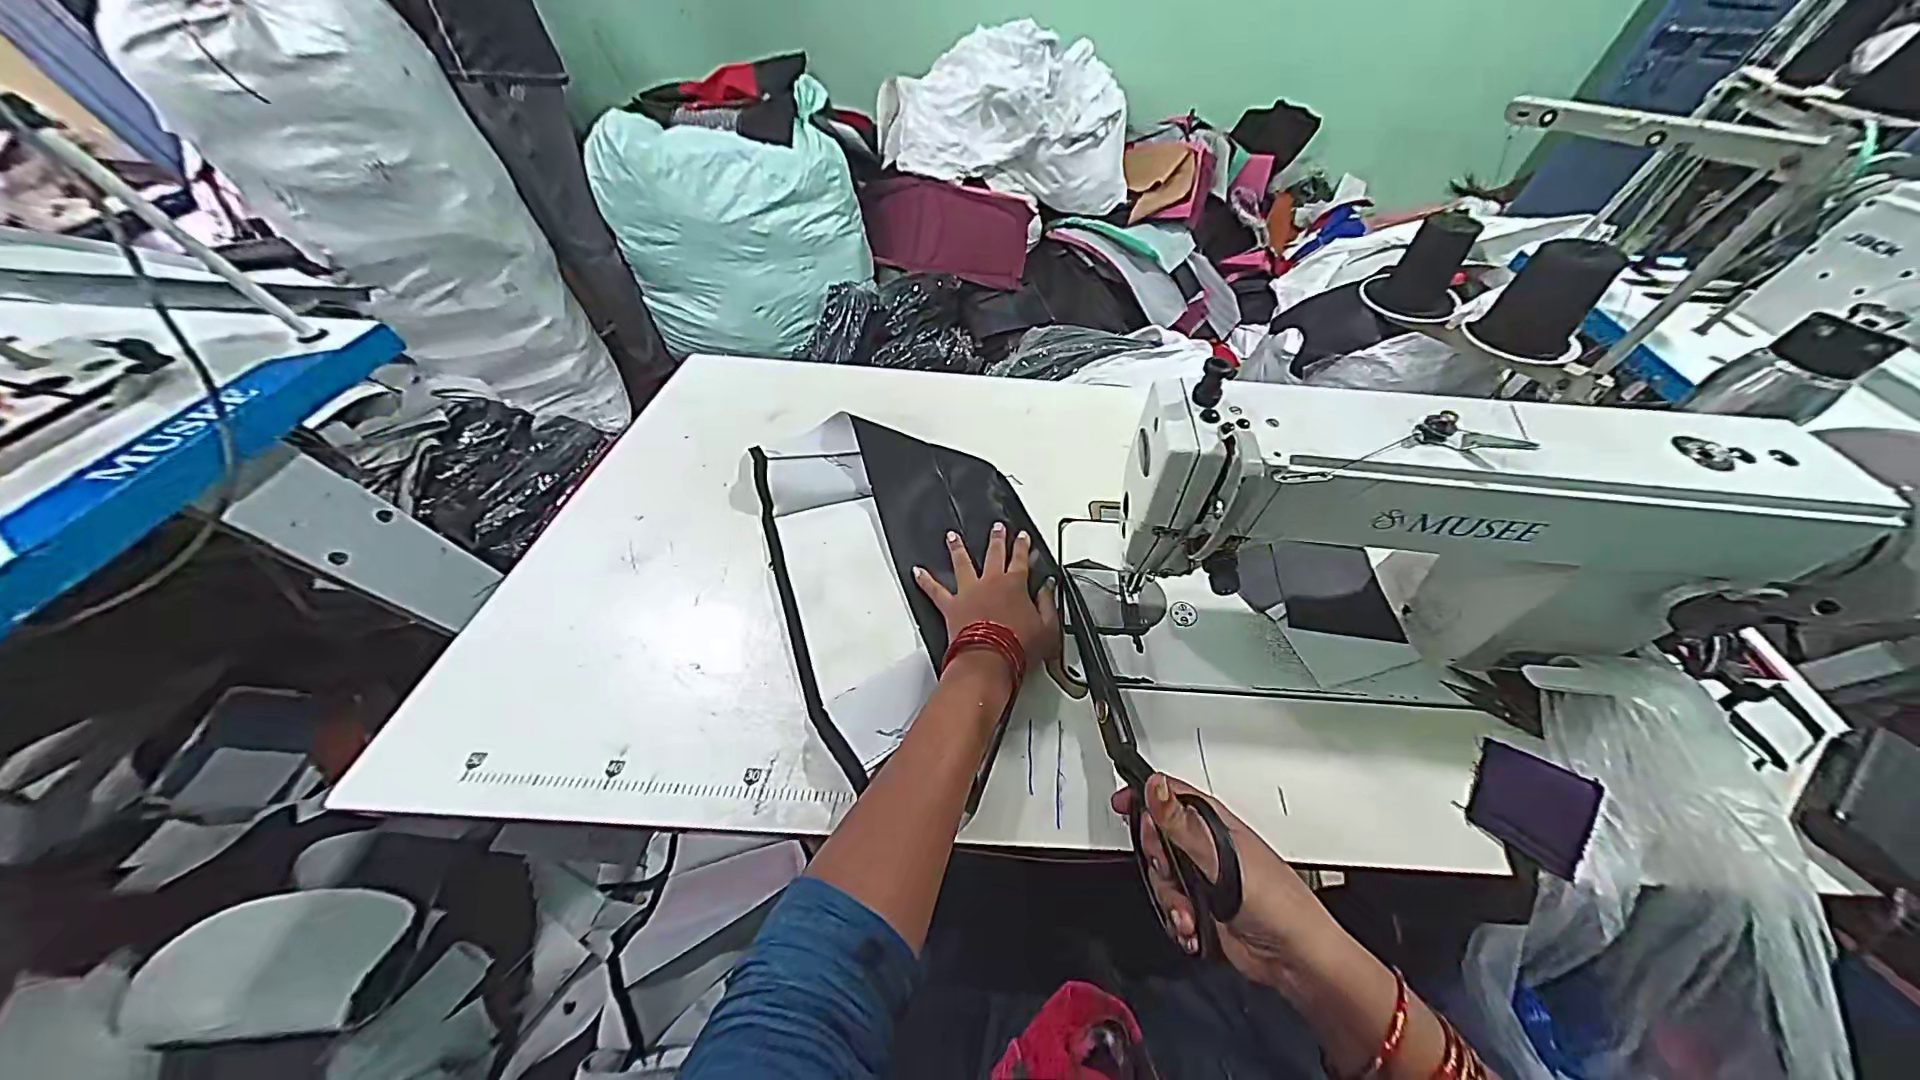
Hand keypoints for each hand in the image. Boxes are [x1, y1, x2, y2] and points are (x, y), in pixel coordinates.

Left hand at [914, 522, 1060, 675]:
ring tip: (953, 537)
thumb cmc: (1018, 646)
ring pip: (962, 563)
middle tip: (997, 528)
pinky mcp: (952, 606)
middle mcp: (991, 582)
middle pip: (994, 554)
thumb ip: (1048, 603)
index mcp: (1015, 585)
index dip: (1023, 546)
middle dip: (996, 539)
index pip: (1021, 559)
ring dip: (958, 548)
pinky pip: (935, 590)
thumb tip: (1048, 588)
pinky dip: (925, 581)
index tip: (1023, 537)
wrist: (990, 658)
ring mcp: (969, 592)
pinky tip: (917, 572)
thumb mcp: (1048, 626)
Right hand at [1112, 774, 1344, 988]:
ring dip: (1169, 898)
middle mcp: (1205, 846)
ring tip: (1188, 911)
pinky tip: (1193, 926)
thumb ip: (1180, 821)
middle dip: (1156, 859)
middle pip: (1156, 838)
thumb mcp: (1218, 855)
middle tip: (1168, 869)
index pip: (1166, 795)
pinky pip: (1170, 905)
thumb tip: (1156, 785)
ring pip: (1160, 876)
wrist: (1295, 957)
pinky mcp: (1201, 905)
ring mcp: (1203, 876)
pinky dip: (1177, 919)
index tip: (1122, 804)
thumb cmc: (1276, 901)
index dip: (1142, 797)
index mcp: (1211, 822)